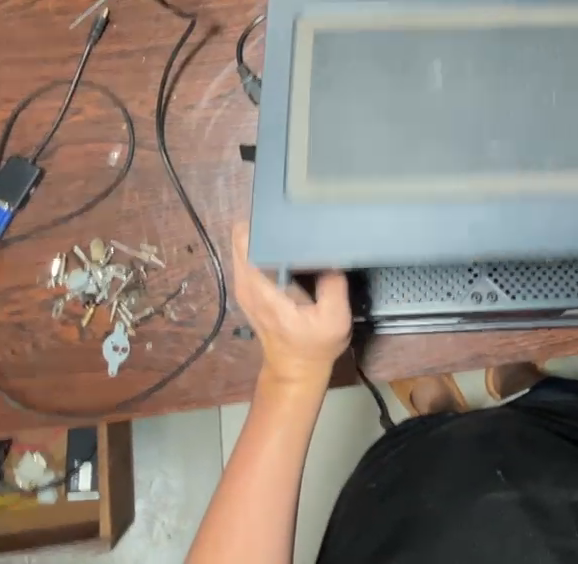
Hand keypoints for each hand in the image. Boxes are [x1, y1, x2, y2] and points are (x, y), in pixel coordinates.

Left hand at [230, 222, 351, 389]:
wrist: (296, 370)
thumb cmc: (314, 346)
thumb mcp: (334, 318)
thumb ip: (333, 284)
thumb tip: (331, 252)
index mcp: (263, 289)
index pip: (247, 243)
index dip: (262, 221)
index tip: (284, 207)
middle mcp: (246, 283)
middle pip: (243, 236)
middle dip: (265, 219)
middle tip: (293, 209)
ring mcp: (245, 284)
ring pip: (245, 242)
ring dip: (264, 229)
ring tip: (292, 218)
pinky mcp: (250, 286)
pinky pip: (250, 252)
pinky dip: (264, 241)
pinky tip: (287, 236)